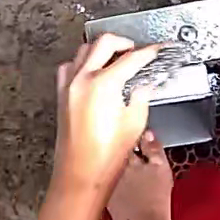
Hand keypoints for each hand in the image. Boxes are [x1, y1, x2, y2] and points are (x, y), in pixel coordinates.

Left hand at [53, 34, 161, 195]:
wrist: (80, 177)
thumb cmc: (105, 157)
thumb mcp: (135, 123)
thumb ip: (141, 96)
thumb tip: (145, 85)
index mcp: (104, 83)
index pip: (132, 58)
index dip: (149, 52)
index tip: (157, 50)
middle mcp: (83, 78)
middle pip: (105, 42)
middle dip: (124, 42)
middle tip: (138, 51)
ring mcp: (69, 85)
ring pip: (85, 49)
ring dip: (102, 49)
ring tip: (117, 58)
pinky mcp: (62, 94)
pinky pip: (70, 66)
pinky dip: (82, 62)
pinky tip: (93, 71)